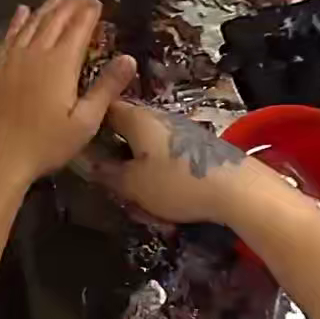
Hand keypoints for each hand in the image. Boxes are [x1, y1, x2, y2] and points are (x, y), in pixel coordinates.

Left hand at [0, 0, 137, 186]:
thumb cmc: (46, 144)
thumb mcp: (85, 122)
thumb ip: (106, 88)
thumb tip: (129, 58)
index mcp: (60, 65)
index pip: (78, 30)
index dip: (88, 14)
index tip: (97, 2)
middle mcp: (36, 54)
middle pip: (55, 21)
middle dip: (69, 4)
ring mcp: (13, 59)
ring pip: (32, 24)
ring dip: (46, 6)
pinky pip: (10, 36)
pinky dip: (19, 21)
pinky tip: (22, 12)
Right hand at [89, 101, 292, 223]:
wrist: (237, 190)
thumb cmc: (177, 183)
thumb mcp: (133, 185)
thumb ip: (108, 174)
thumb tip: (91, 165)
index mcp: (138, 119)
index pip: (105, 109)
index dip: (91, 126)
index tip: (82, 149)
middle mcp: (160, 119)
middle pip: (127, 135)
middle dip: (119, 165)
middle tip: (117, 191)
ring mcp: (182, 133)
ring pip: (149, 155)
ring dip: (142, 180)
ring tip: (148, 209)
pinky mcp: (199, 151)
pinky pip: (170, 164)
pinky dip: (163, 183)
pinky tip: (170, 207)